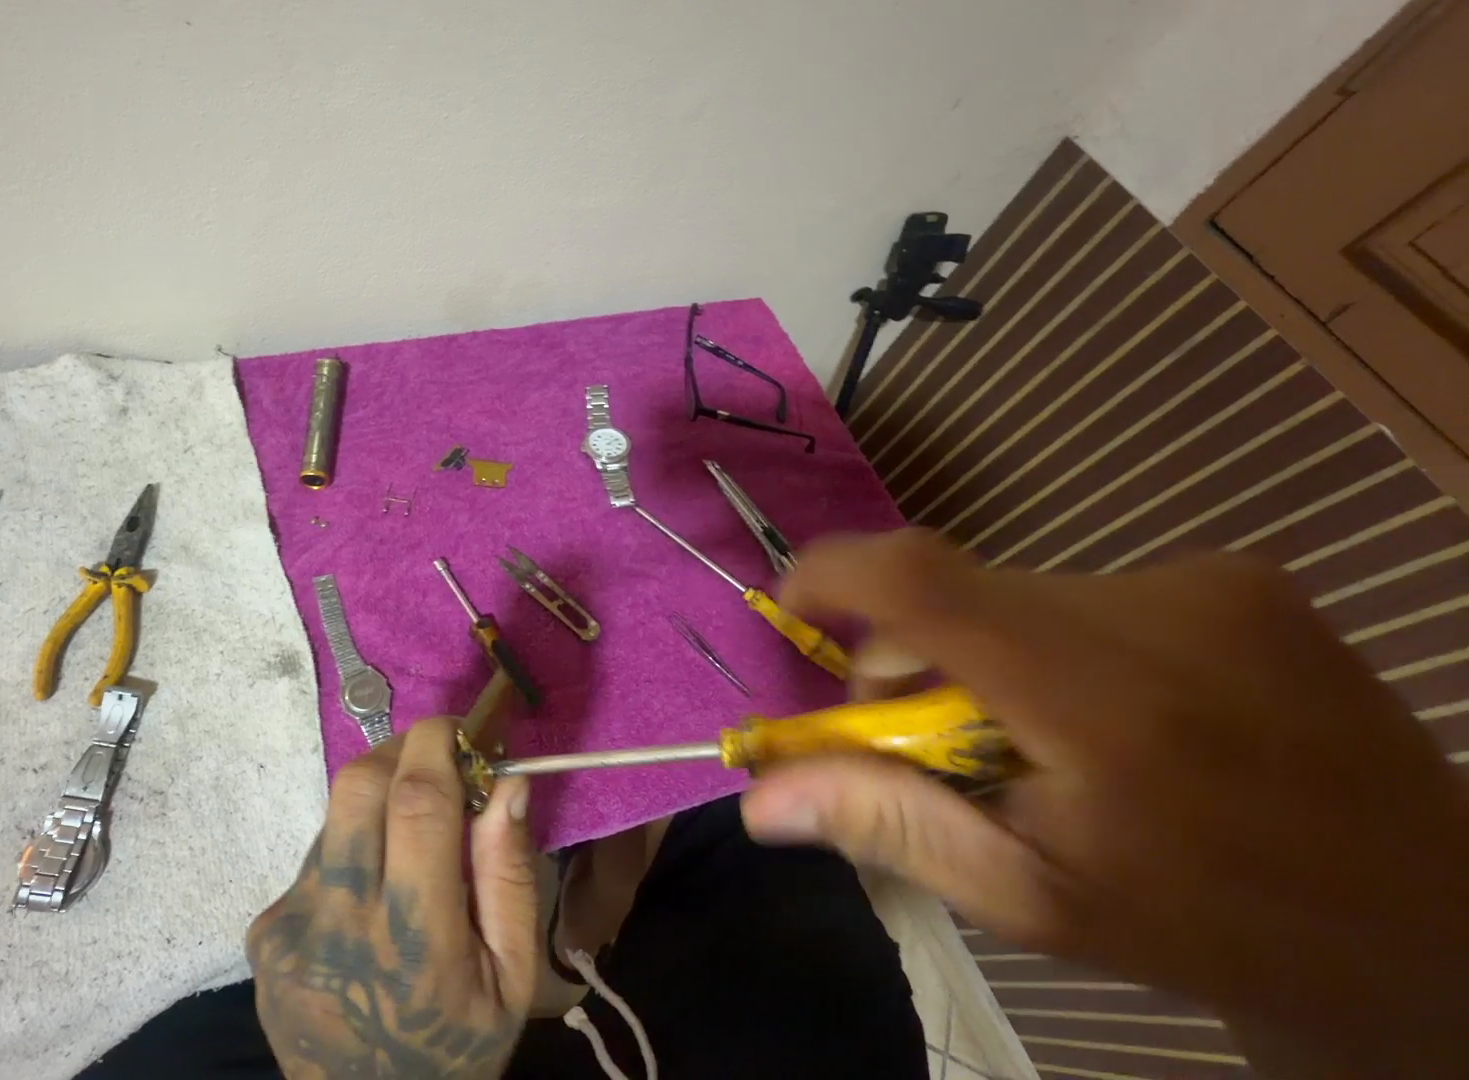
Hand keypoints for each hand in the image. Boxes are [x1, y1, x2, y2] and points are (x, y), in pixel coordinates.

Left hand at [246, 716, 538, 1078]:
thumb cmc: (458, 1045)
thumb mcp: (514, 976)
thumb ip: (510, 875)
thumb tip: (508, 782)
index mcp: (417, 941)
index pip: (418, 805)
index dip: (437, 745)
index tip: (460, 727)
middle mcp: (340, 925)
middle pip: (357, 787)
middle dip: (400, 751)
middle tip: (434, 760)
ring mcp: (290, 927)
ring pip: (334, 816)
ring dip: (377, 801)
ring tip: (409, 840)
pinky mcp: (263, 933)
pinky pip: (315, 857)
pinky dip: (353, 847)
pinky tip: (372, 893)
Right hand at [740, 529, 1468, 1075]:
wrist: (1435, 924)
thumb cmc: (1208, 923)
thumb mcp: (1033, 898)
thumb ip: (891, 826)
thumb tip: (760, 797)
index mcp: (1099, 698)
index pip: (926, 582)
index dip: (835, 572)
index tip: (791, 604)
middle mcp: (1153, 608)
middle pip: (959, 589)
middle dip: (908, 653)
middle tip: (921, 735)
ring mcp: (1208, 579)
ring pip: (1015, 592)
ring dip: (981, 651)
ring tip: (1024, 736)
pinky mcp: (1237, 575)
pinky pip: (1081, 592)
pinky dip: (1048, 641)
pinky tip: (1101, 712)